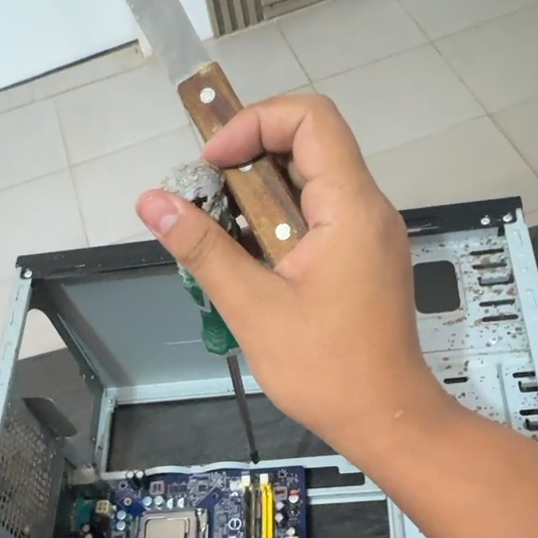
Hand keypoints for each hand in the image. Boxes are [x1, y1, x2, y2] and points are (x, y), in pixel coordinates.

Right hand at [135, 95, 451, 450]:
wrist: (385, 419)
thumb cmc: (325, 369)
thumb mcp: (253, 308)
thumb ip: (203, 248)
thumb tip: (152, 202)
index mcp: (350, 208)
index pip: (309, 118)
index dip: (253, 122)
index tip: (212, 163)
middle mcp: (369, 210)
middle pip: (308, 147)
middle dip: (248, 163)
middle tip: (206, 201)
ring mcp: (370, 237)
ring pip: (311, 186)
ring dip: (260, 201)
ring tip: (222, 238)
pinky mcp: (365, 262)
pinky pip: (320, 220)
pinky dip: (280, 228)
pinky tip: (252, 265)